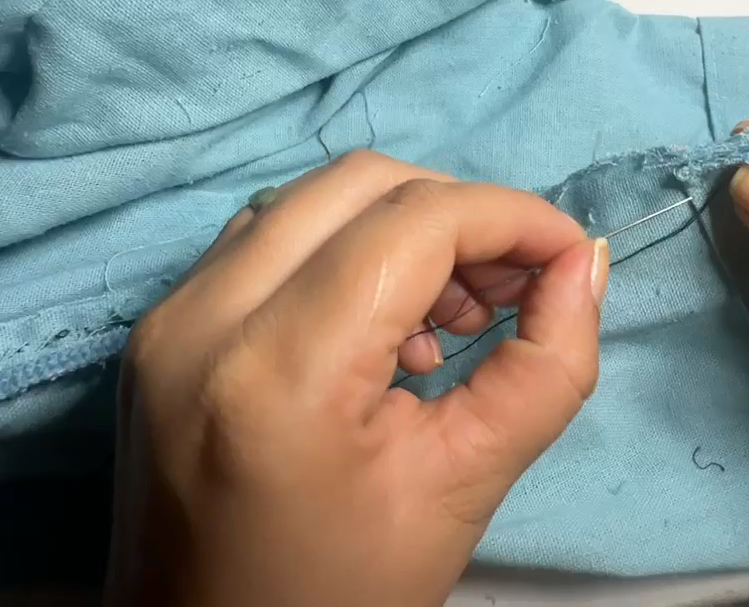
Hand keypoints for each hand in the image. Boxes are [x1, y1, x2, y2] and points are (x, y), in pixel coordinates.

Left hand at [106, 151, 608, 606]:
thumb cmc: (344, 593)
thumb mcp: (469, 486)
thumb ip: (548, 365)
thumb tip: (583, 262)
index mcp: (278, 374)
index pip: (416, 224)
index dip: (511, 218)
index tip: (567, 252)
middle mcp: (203, 317)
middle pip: (366, 182)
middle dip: (463, 213)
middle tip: (512, 283)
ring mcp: (172, 310)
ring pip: (320, 194)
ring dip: (408, 224)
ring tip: (454, 309)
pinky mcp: (165, 315)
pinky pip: (279, 229)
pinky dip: (355, 243)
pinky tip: (388, 318)